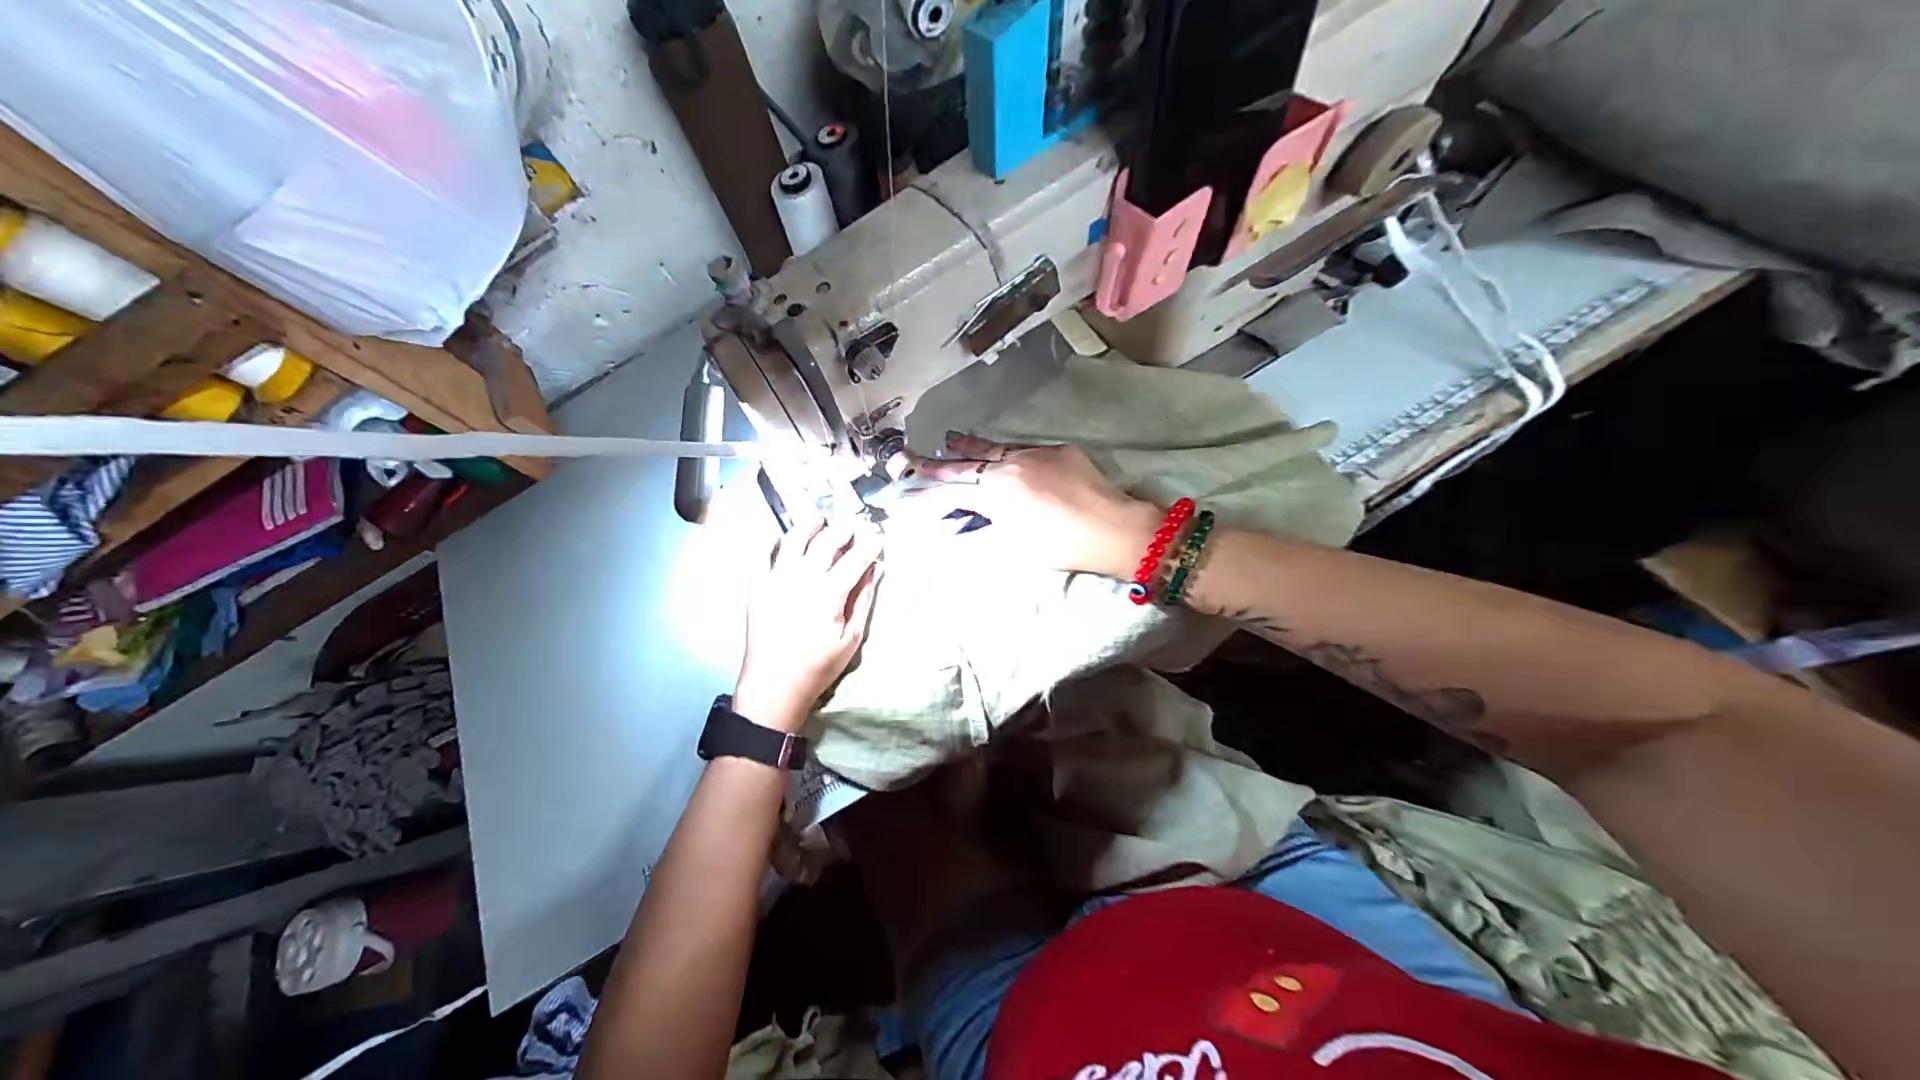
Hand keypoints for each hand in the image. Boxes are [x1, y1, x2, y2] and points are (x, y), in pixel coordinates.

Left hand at [733, 518, 881, 731]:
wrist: (774, 685)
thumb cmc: (818, 666)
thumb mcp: (852, 638)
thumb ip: (863, 600)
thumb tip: (875, 570)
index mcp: (830, 593)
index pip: (855, 558)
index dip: (870, 545)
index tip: (878, 538)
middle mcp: (803, 578)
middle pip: (826, 542)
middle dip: (843, 531)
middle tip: (851, 529)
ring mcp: (777, 579)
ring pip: (794, 539)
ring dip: (809, 525)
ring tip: (819, 520)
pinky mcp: (757, 585)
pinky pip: (763, 553)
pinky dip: (773, 540)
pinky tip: (782, 537)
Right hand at [898, 435, 1159, 577]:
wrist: (1115, 529)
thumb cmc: (1063, 547)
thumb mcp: (1015, 545)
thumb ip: (983, 530)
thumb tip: (960, 523)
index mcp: (997, 492)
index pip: (952, 490)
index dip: (926, 493)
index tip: (905, 491)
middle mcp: (1011, 465)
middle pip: (967, 463)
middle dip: (939, 464)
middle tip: (914, 459)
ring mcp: (1035, 453)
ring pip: (993, 448)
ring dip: (969, 448)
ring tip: (949, 440)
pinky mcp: (1058, 450)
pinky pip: (1022, 449)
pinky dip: (1004, 453)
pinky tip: (999, 454)